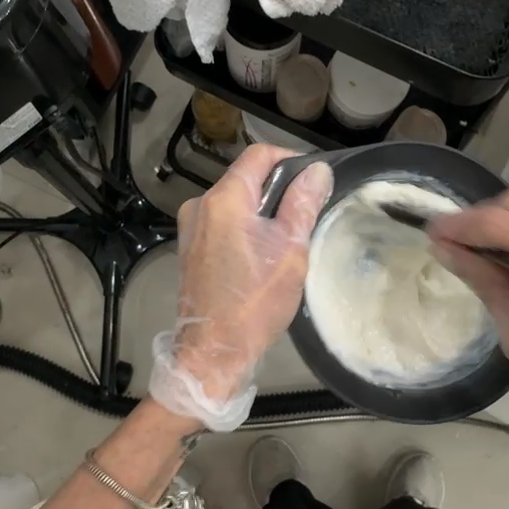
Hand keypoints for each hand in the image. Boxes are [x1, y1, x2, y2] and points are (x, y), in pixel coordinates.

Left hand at [150, 144, 332, 430]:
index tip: (316, 178)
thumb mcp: (289, 251)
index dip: (292, 159)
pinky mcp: (191, 248)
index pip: (259, 155)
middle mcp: (200, 205)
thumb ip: (303, 204)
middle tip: (310, 211)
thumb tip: (318, 170)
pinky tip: (265, 252)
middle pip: (246, 178)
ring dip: (264, 211)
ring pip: (236, 202)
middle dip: (280, 188)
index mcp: (223, 199)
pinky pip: (223, 223)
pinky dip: (246, 227)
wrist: (212, 353)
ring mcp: (191, 228)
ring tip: (291, 235)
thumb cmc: (254, 302)